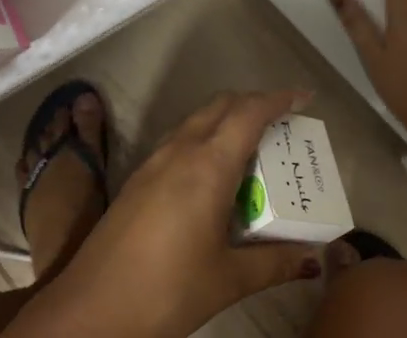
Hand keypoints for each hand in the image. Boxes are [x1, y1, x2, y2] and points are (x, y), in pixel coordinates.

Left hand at [5, 90, 323, 337]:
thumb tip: (315, 258)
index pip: (249, 113)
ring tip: (254, 149)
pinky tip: (214, 175)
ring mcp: (154, 160)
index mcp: (208, 165)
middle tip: (284, 123)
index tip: (304, 97)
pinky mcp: (138, 177)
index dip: (278, 99)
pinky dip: (205, 139)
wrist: (91, 308)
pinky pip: (180, 139)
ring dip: (227, 120)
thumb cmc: (167, 290)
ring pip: (198, 120)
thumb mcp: (228, 279)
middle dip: (254, 104)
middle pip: (222, 105)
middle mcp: (181, 150)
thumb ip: (275, 262)